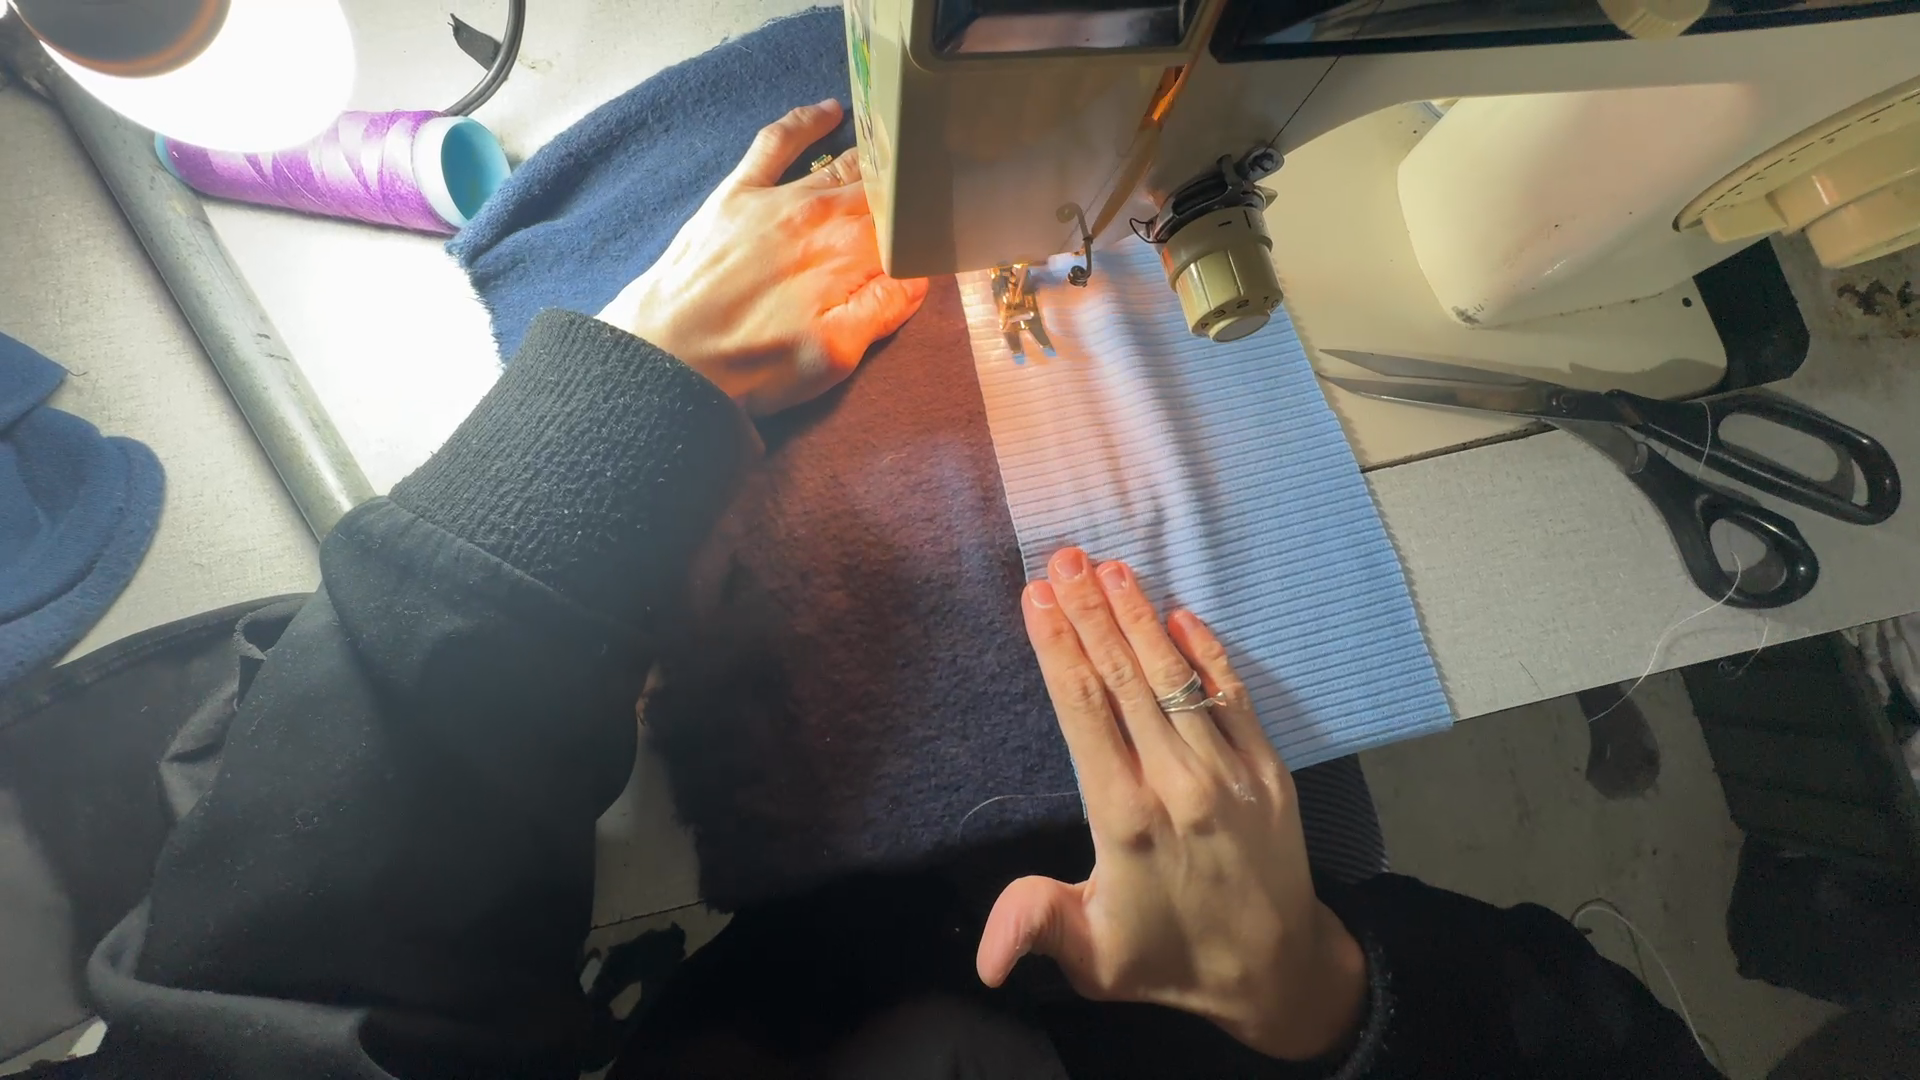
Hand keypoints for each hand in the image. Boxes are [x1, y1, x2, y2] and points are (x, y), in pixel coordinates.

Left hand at [597, 99, 929, 415]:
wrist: (673, 355)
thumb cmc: (756, 365)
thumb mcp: (835, 356)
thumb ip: (882, 310)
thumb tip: (917, 276)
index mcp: (850, 256)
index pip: (904, 225)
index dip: (926, 224)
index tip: (942, 225)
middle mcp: (821, 214)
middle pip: (879, 188)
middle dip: (907, 186)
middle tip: (928, 186)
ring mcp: (779, 196)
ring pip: (840, 162)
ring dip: (873, 156)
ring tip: (900, 150)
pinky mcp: (740, 192)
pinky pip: (778, 141)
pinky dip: (807, 121)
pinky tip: (830, 112)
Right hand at [977, 547, 1368, 1060]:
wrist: (1280, 973)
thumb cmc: (1167, 957)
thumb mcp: (1093, 958)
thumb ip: (1038, 928)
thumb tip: (983, 964)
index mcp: (1124, 816)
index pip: (1082, 710)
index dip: (1058, 647)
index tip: (1036, 595)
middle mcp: (1175, 780)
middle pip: (1123, 677)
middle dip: (1090, 611)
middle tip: (1065, 556)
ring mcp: (1228, 769)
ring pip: (1174, 676)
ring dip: (1139, 617)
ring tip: (1110, 567)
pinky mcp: (1269, 767)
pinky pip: (1232, 695)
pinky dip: (1207, 650)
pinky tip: (1180, 612)